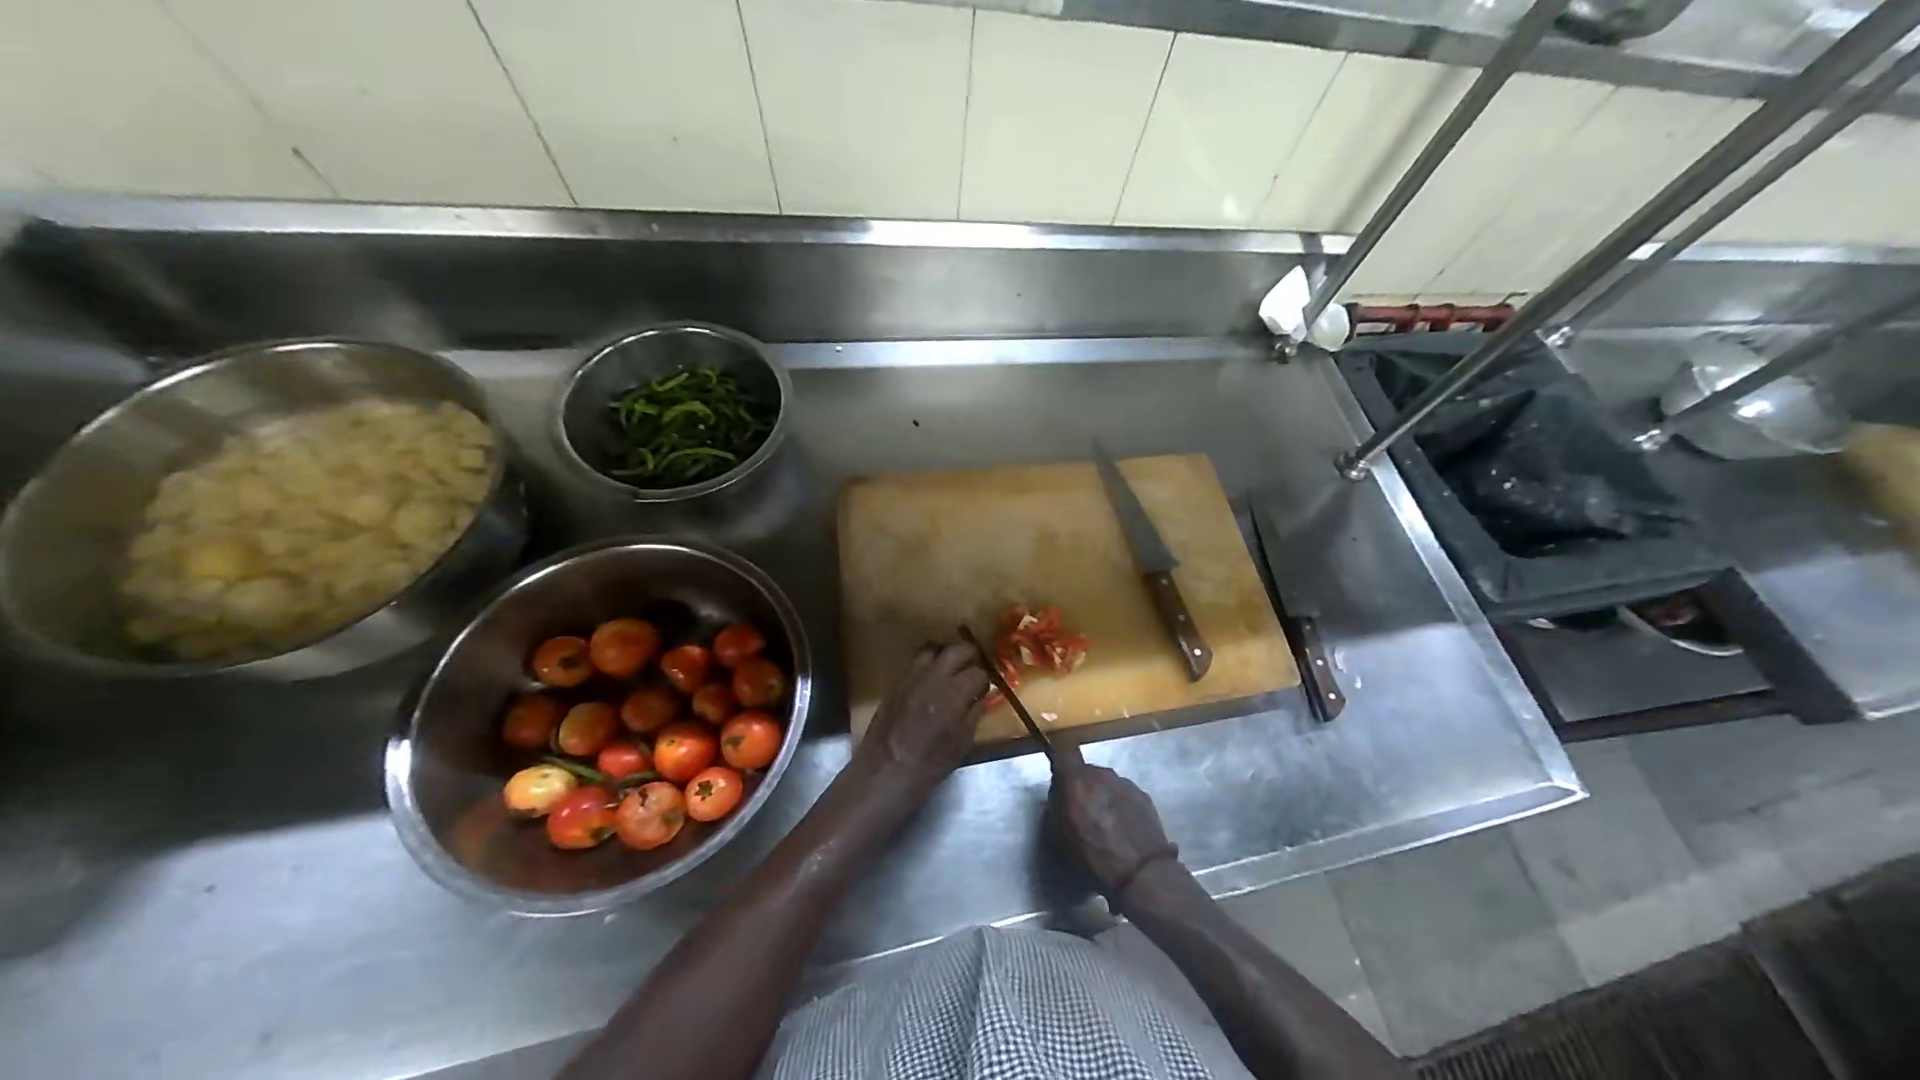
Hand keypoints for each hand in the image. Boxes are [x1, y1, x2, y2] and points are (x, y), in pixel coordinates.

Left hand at [856, 642, 989, 791]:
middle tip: (973, 668)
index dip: (984, 681)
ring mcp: (913, 675)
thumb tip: (980, 696)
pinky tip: (931, 678)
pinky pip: (916, 661)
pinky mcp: (897, 680)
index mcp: (955, 693)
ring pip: (934, 648)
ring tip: (951, 668)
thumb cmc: (930, 762)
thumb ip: (974, 713)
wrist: (888, 767)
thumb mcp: (962, 742)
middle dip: (970, 655)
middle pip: (957, 648)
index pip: (979, 672)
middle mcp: (934, 676)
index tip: (983, 690)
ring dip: (946, 655)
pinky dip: (928, 663)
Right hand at [1050, 764, 1179, 900]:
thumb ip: (1055, 807)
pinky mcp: (1143, 796)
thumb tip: (1059, 796)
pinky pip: (1124, 795)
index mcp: (1076, 779)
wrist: (1139, 871)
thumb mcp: (1059, 835)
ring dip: (1103, 797)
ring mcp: (1125, 783)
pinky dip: (1121, 806)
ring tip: (1106, 824)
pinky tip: (1123, 829)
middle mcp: (1101, 774)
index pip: (1064, 754)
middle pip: (1087, 772)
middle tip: (1081, 811)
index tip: (1060, 778)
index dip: (1061, 763)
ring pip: (1107, 783)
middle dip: (1083, 787)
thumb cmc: (1092, 854)